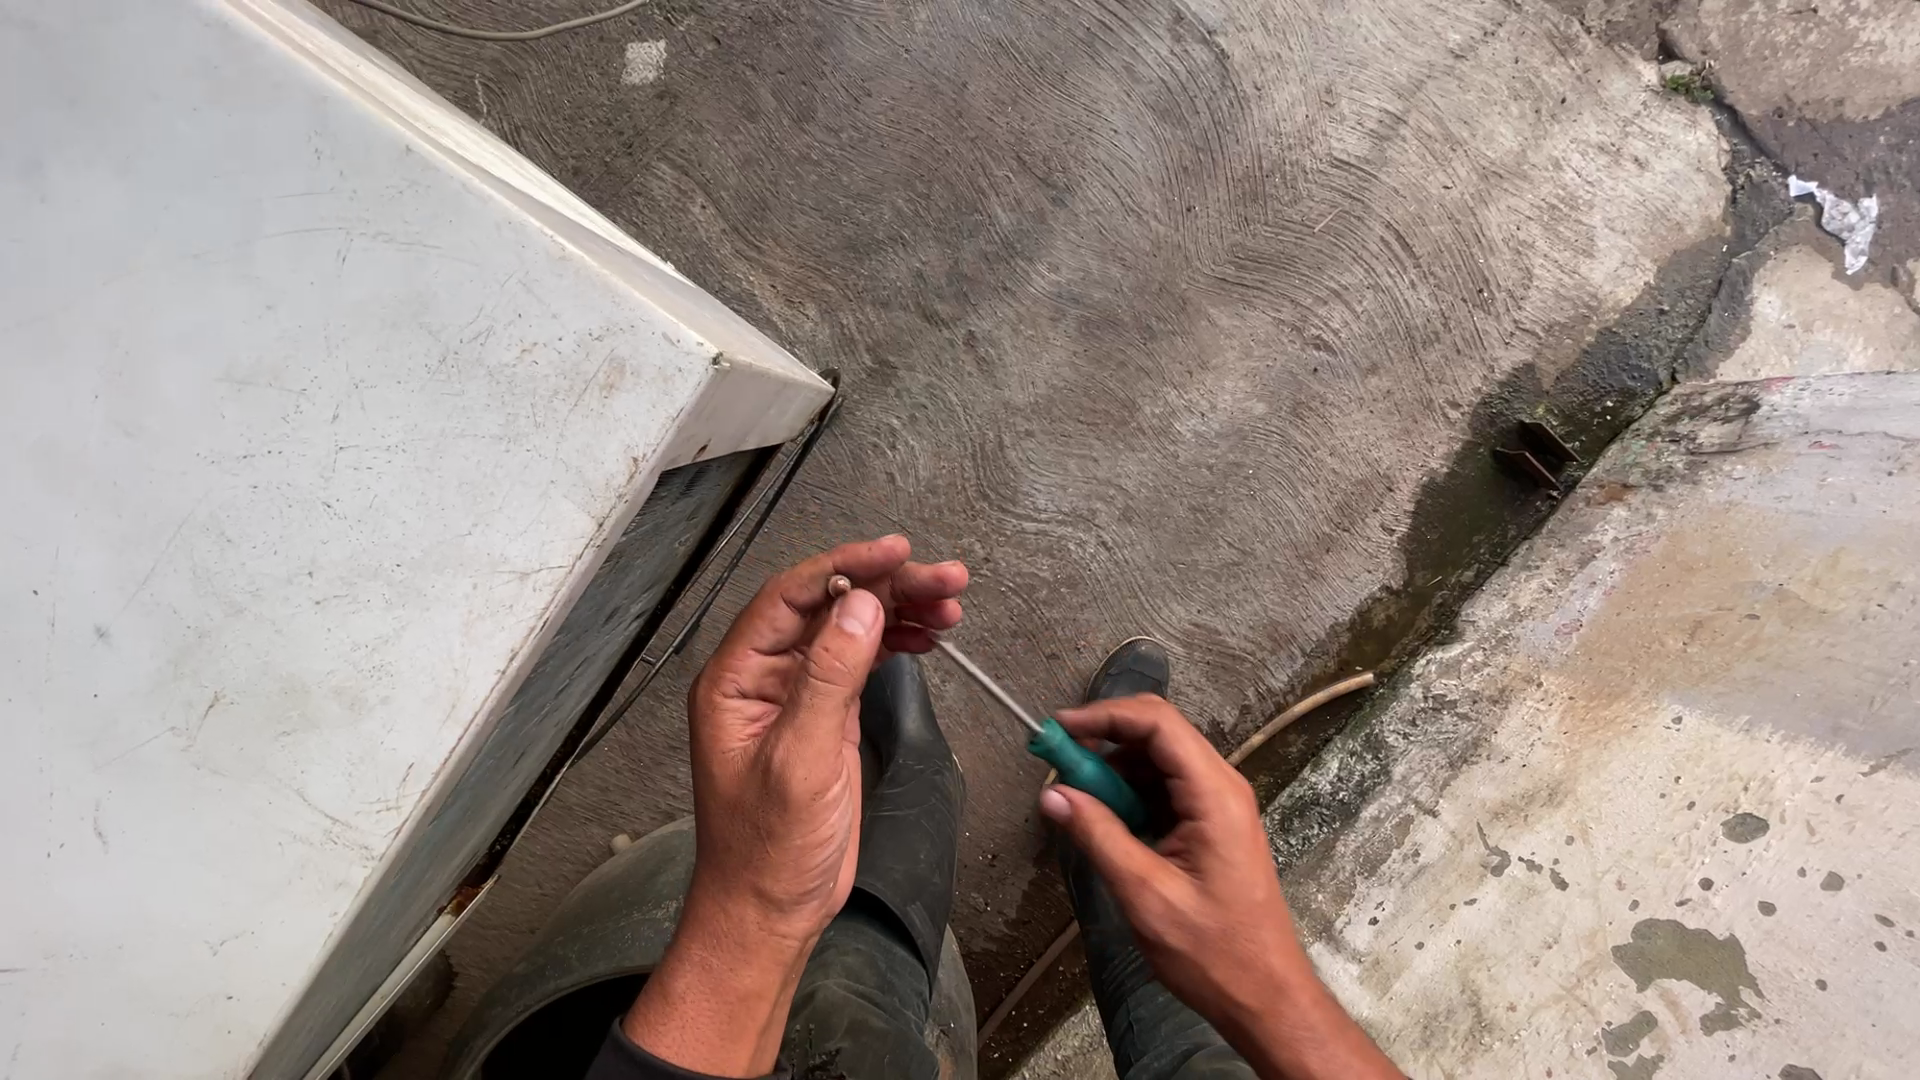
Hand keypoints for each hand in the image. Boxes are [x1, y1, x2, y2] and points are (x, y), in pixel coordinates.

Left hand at [623, 536, 966, 1075]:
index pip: (791, 596)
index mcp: (736, 678)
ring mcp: (797, 691)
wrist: (773, 910)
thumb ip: (830, 676)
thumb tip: (861, 604)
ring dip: (900, 610)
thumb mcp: (801, 760)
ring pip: (850, 628)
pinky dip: (896, 641)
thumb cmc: (769, 849)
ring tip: (949, 603)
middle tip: (945, 578)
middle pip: (829, 605)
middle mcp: (764, 675)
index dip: (846, 565)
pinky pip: (861, 658)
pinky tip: (927, 633)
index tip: (897, 552)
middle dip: (888, 586)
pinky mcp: (826, 711)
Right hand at [1038, 695, 1399, 1079]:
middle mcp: (1220, 785)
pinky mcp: (1209, 820)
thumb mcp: (1145, 896)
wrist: (1268, 998)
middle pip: (1158, 730)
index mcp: (1213, 794)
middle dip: (1105, 737)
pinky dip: (1129, 791)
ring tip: (1081, 799)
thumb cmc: (1215, 953)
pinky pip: (1163, 785)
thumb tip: (1052, 794)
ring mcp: (1217, 802)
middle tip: (1061, 760)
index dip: (1105, 715)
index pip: (1157, 723)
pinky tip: (1108, 821)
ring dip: (1115, 768)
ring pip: (1157, 756)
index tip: (1060, 729)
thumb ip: (1098, 837)